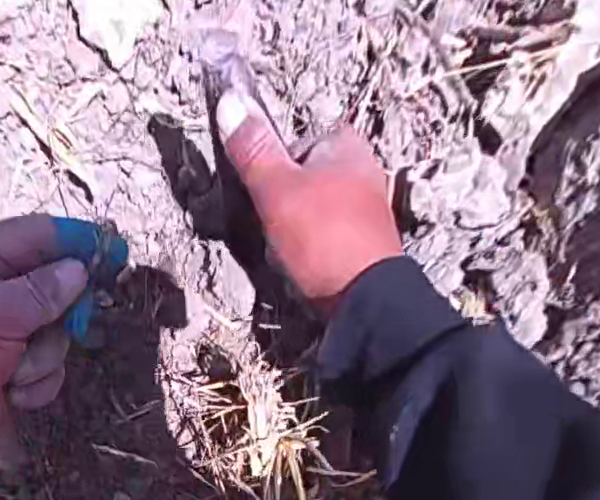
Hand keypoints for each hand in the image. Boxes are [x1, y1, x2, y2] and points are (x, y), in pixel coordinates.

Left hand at [0, 215, 90, 461]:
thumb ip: (41, 289)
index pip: (37, 235)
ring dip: (43, 357)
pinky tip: (12, 392)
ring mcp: (8, 331)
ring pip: (58, 332)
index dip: (76, 242)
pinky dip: (36, 382)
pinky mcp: (19, 366)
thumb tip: (78, 270)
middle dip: (61, 316)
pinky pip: (51, 366)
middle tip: (73, 326)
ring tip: (13, 371)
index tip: (115, 252)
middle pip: (56, 287)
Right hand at [215, 91, 401, 306]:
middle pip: (304, 183)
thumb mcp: (276, 189)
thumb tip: (229, 101)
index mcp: (347, 144)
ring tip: (293, 257)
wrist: (363, 298)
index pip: (295, 146)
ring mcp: (370, 211)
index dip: (272, 174)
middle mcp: (365, 170)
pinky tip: (310, 270)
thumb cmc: (322, 237)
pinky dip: (316, 254)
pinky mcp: (370, 246)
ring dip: (298, 235)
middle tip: (278, 232)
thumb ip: (253, 150)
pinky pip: (330, 242)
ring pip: (316, 215)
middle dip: (285, 209)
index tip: (265, 199)